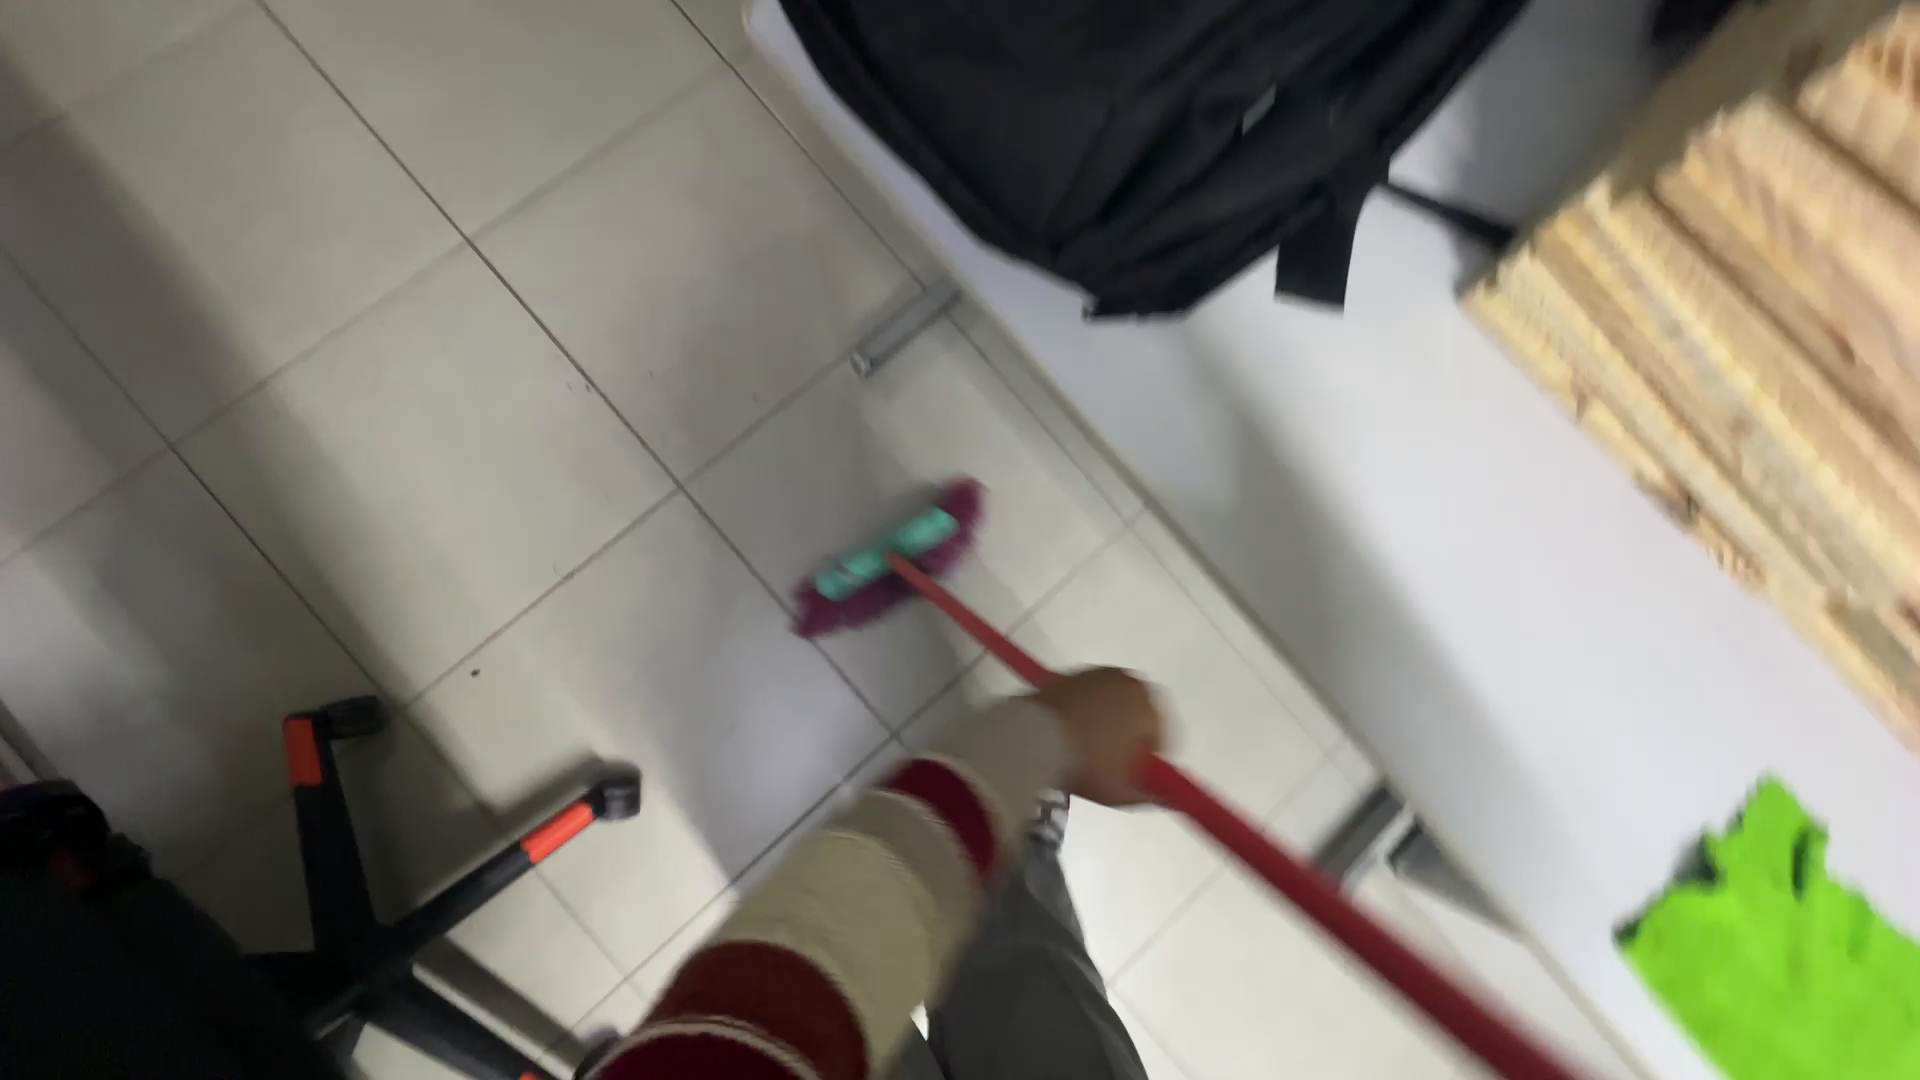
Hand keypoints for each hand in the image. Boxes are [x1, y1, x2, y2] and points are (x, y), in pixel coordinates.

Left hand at [1029, 667, 1168, 806]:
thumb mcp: (1124, 791)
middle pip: (1135, 714)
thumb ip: (1151, 794)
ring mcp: (1091, 674)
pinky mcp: (1063, 676)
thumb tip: (1165, 796)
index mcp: (1147, 701)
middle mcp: (1123, 679)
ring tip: (1085, 753)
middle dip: (1128, 738)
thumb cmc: (1087, 762)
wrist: (1034, 737)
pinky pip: (1082, 699)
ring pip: (1107, 705)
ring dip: (1103, 724)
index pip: (1161, 733)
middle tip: (1112, 766)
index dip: (1151, 759)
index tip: (1138, 777)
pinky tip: (1068, 738)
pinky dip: (1080, 715)